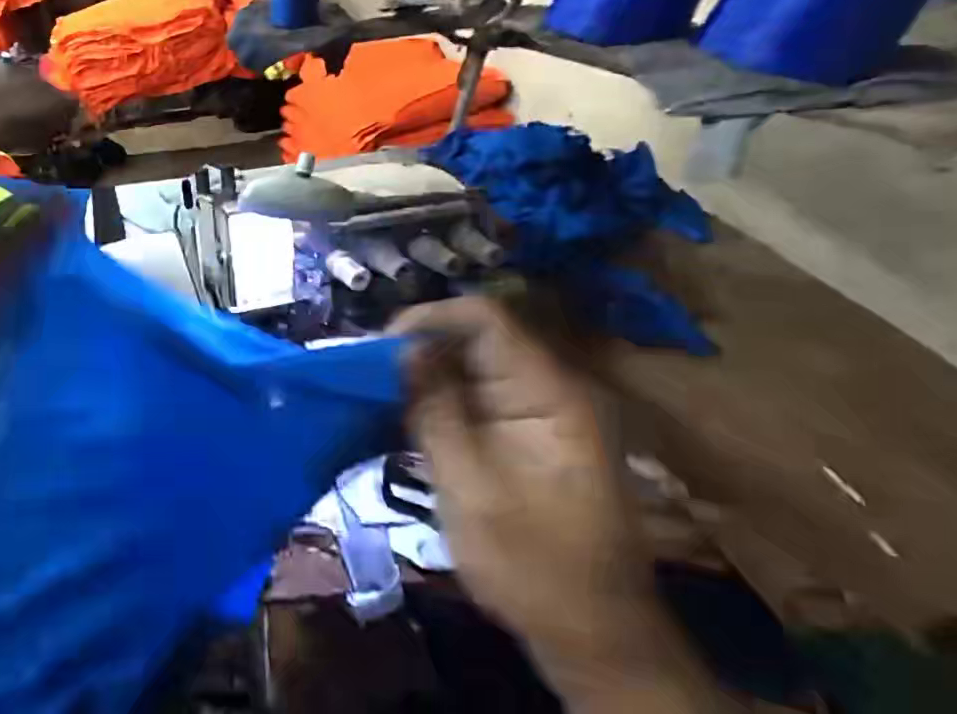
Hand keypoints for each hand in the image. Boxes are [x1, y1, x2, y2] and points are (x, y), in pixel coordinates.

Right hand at [391, 298, 681, 690]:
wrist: (592, 637)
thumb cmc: (534, 565)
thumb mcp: (471, 487)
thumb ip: (434, 410)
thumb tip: (399, 348)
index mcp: (548, 393)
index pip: (484, 319)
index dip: (427, 319)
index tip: (378, 348)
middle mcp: (543, 389)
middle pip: (470, 337)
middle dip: (414, 348)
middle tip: (364, 375)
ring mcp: (531, 411)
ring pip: (463, 365)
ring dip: (417, 374)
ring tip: (372, 395)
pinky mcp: (516, 432)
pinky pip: (467, 395)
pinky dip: (430, 399)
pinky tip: (397, 416)